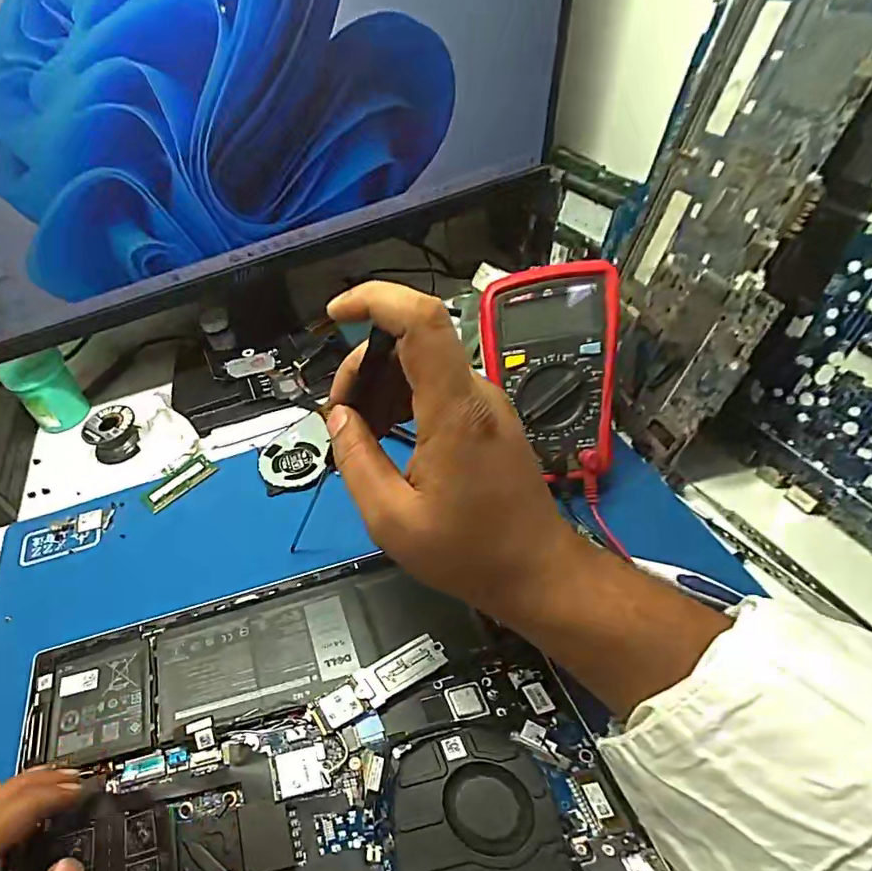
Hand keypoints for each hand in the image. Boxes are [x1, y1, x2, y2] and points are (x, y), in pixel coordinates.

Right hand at [325, 282, 728, 712]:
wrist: (536, 571)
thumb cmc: (468, 552)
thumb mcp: (391, 519)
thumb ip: (356, 461)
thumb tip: (339, 418)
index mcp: (454, 411)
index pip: (421, 321)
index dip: (375, 299)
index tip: (335, 311)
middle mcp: (476, 394)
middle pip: (411, 342)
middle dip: (361, 366)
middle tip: (339, 417)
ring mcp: (486, 404)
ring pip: (421, 366)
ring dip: (380, 387)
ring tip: (360, 434)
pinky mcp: (488, 419)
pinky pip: (436, 389)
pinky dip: (401, 401)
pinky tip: (386, 436)